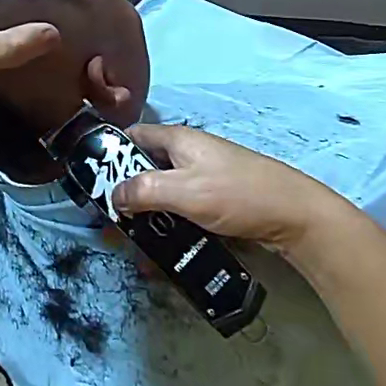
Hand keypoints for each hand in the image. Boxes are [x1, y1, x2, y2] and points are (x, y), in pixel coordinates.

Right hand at [111, 124, 356, 252]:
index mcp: (180, 140)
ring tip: (133, 243)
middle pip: (147, 167)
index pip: (135, 136)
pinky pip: (184, 209)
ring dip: (148, 215)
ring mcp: (206, 176)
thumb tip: (113, 195)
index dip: (110, 153)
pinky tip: (164, 249)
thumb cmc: (236, 195)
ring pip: (165, 192)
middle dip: (127, 194)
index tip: (92, 181)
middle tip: (111, 224)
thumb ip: (144, 190)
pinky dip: (170, 224)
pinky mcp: (218, 199)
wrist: (293, 215)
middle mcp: (191, 153)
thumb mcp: (184, 191)